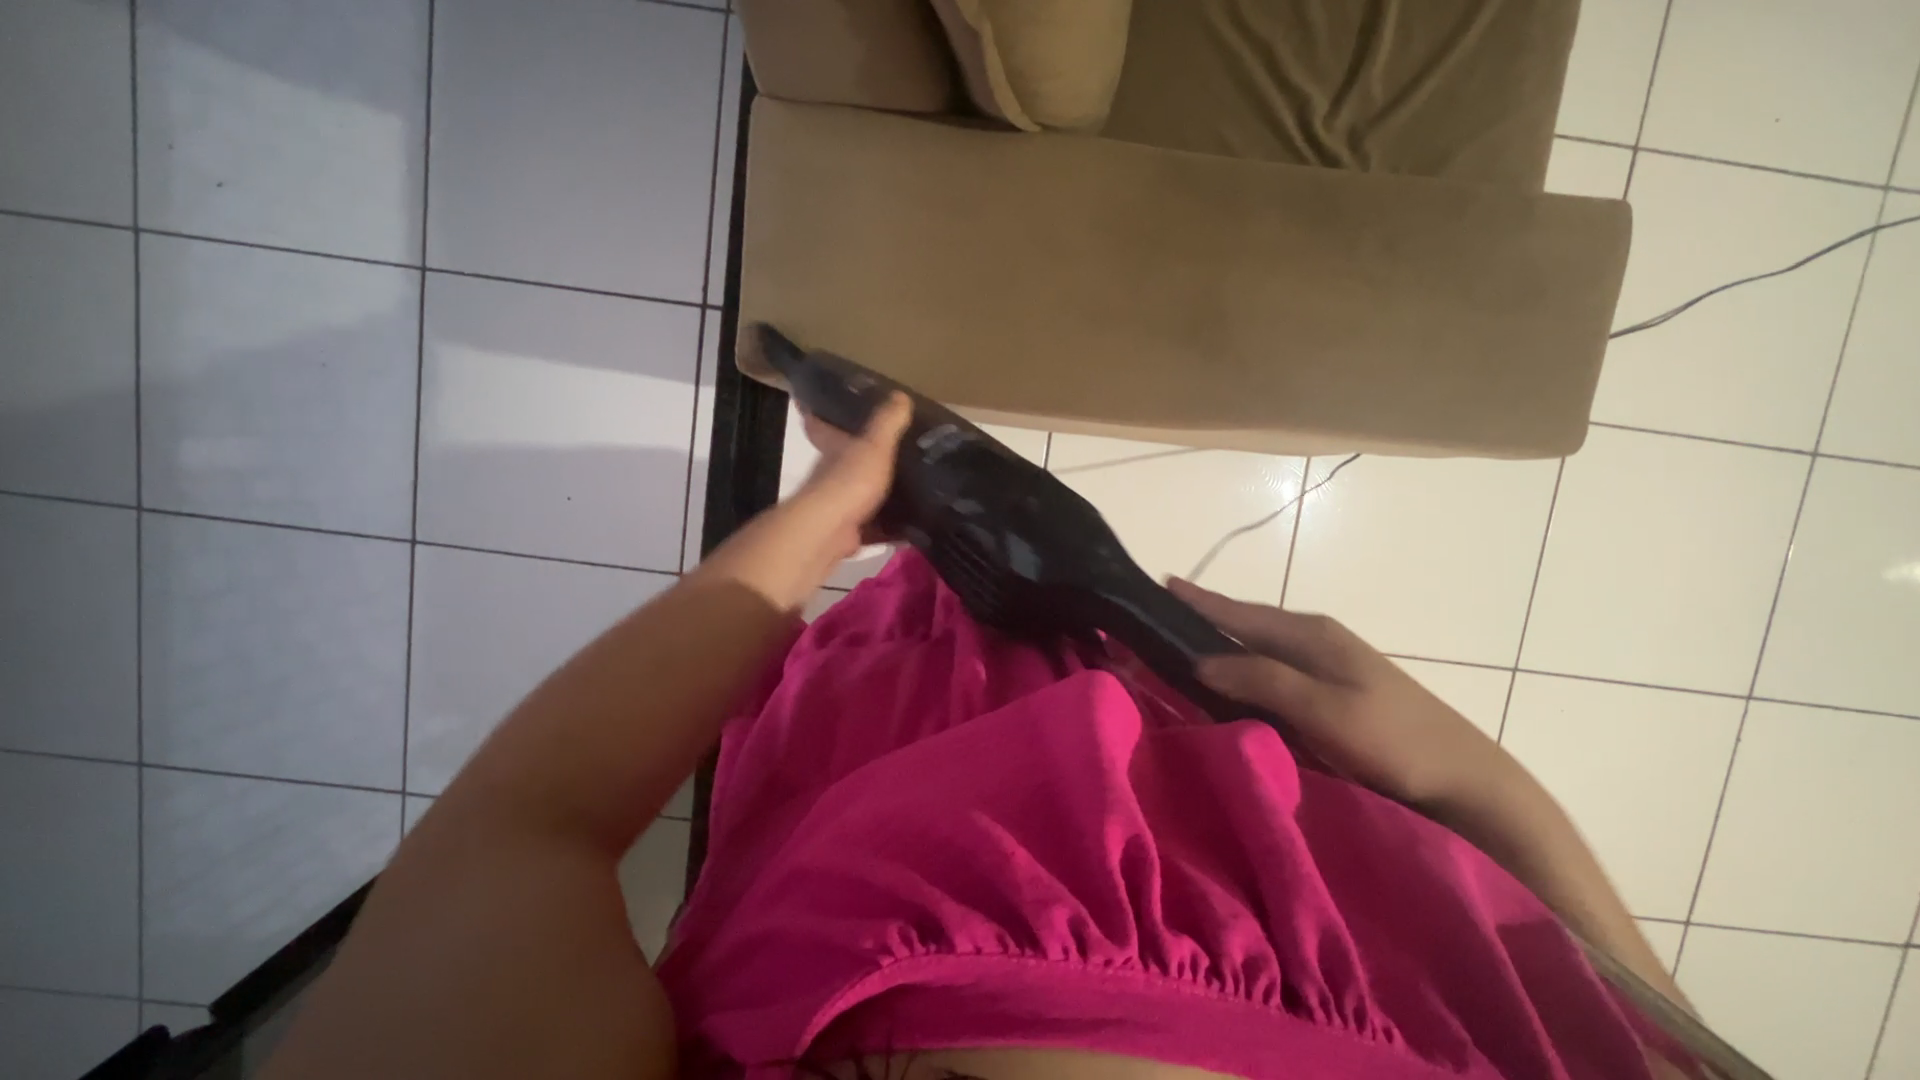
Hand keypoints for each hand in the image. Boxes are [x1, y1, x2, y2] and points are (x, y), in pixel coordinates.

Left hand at [789, 393, 912, 561]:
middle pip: (846, 463)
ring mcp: (839, 507)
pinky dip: (892, 529)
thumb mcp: (875, 445)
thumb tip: (901, 395)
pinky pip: (875, 528)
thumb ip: (887, 422)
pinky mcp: (849, 534)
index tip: (817, 406)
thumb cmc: (849, 480)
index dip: (819, 415)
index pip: (820, 426)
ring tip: (915, 491)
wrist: (830, 531)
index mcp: (835, 449)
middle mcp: (832, 476)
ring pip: (862, 496)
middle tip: (896, 455)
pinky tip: (914, 529)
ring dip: (882, 496)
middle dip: (864, 461)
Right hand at [1167, 578, 1520, 810]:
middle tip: (1156, 621)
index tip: (1158, 584)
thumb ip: (1262, 679)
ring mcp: (1328, 665)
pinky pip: (1272, 670)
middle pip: (1247, 624)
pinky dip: (1244, 669)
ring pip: (1259, 647)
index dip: (1198, 600)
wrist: (1462, 779)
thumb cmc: (1392, 740)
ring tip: (1179, 648)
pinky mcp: (1333, 692)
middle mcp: (1316, 639)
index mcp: (1312, 634)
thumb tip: (1200, 660)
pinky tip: (1229, 684)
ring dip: (1221, 644)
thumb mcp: (1323, 709)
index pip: (1240, 611)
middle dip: (1202, 619)